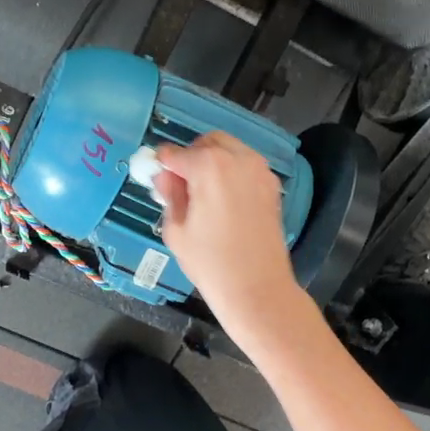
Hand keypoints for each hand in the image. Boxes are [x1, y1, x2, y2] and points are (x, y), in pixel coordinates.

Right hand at [155, 133, 306, 335]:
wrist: (257, 288)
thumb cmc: (210, 263)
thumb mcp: (176, 230)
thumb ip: (170, 195)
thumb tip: (165, 177)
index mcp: (209, 166)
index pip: (175, 153)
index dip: (162, 165)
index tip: (158, 179)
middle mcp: (238, 159)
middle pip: (207, 142)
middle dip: (191, 157)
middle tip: (181, 185)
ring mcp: (260, 170)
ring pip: (230, 150)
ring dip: (212, 162)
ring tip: (202, 194)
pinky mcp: (272, 186)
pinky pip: (245, 166)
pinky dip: (231, 173)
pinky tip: (223, 201)